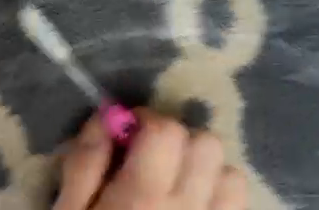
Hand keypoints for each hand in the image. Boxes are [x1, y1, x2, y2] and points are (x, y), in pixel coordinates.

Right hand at [57, 108, 248, 209]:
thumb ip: (85, 161)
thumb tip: (107, 118)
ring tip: (178, 184)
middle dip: (178, 140)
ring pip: (233, 178)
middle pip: (207, 146)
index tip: (127, 133)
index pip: (167, 131)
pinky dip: (219, 202)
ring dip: (206, 171)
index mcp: (144, 197)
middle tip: (152, 156)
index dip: (146, 120)